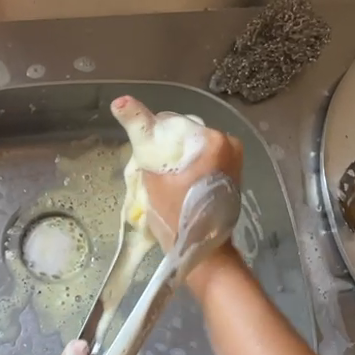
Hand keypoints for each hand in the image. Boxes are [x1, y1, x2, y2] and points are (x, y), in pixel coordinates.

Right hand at [109, 96, 244, 248]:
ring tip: (160, 179)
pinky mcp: (232, 175)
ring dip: (176, 160)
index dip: (153, 138)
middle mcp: (230, 144)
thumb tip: (120, 100)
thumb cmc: (177, 216)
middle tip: (149, 170)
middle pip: (185, 136)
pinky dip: (188, 169)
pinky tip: (174, 185)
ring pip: (194, 150)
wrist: (204, 254)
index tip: (142, 157)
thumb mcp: (153, 177)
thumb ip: (140, 137)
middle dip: (166, 149)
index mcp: (214, 140)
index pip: (173, 124)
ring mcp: (234, 161)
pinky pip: (204, 162)